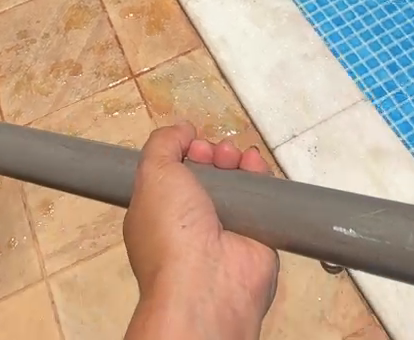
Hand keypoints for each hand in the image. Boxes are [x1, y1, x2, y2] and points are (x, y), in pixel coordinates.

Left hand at [123, 122, 278, 339]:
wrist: (207, 283)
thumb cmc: (171, 227)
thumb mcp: (152, 172)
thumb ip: (163, 143)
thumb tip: (183, 130)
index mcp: (160, 213)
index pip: (174, 173)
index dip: (184, 152)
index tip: (192, 146)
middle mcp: (192, 222)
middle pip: (207, 175)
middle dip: (213, 154)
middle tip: (218, 153)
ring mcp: (226, 230)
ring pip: (235, 183)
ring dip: (237, 161)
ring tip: (236, 158)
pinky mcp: (258, 236)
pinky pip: (261, 199)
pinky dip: (260, 176)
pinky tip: (256, 165)